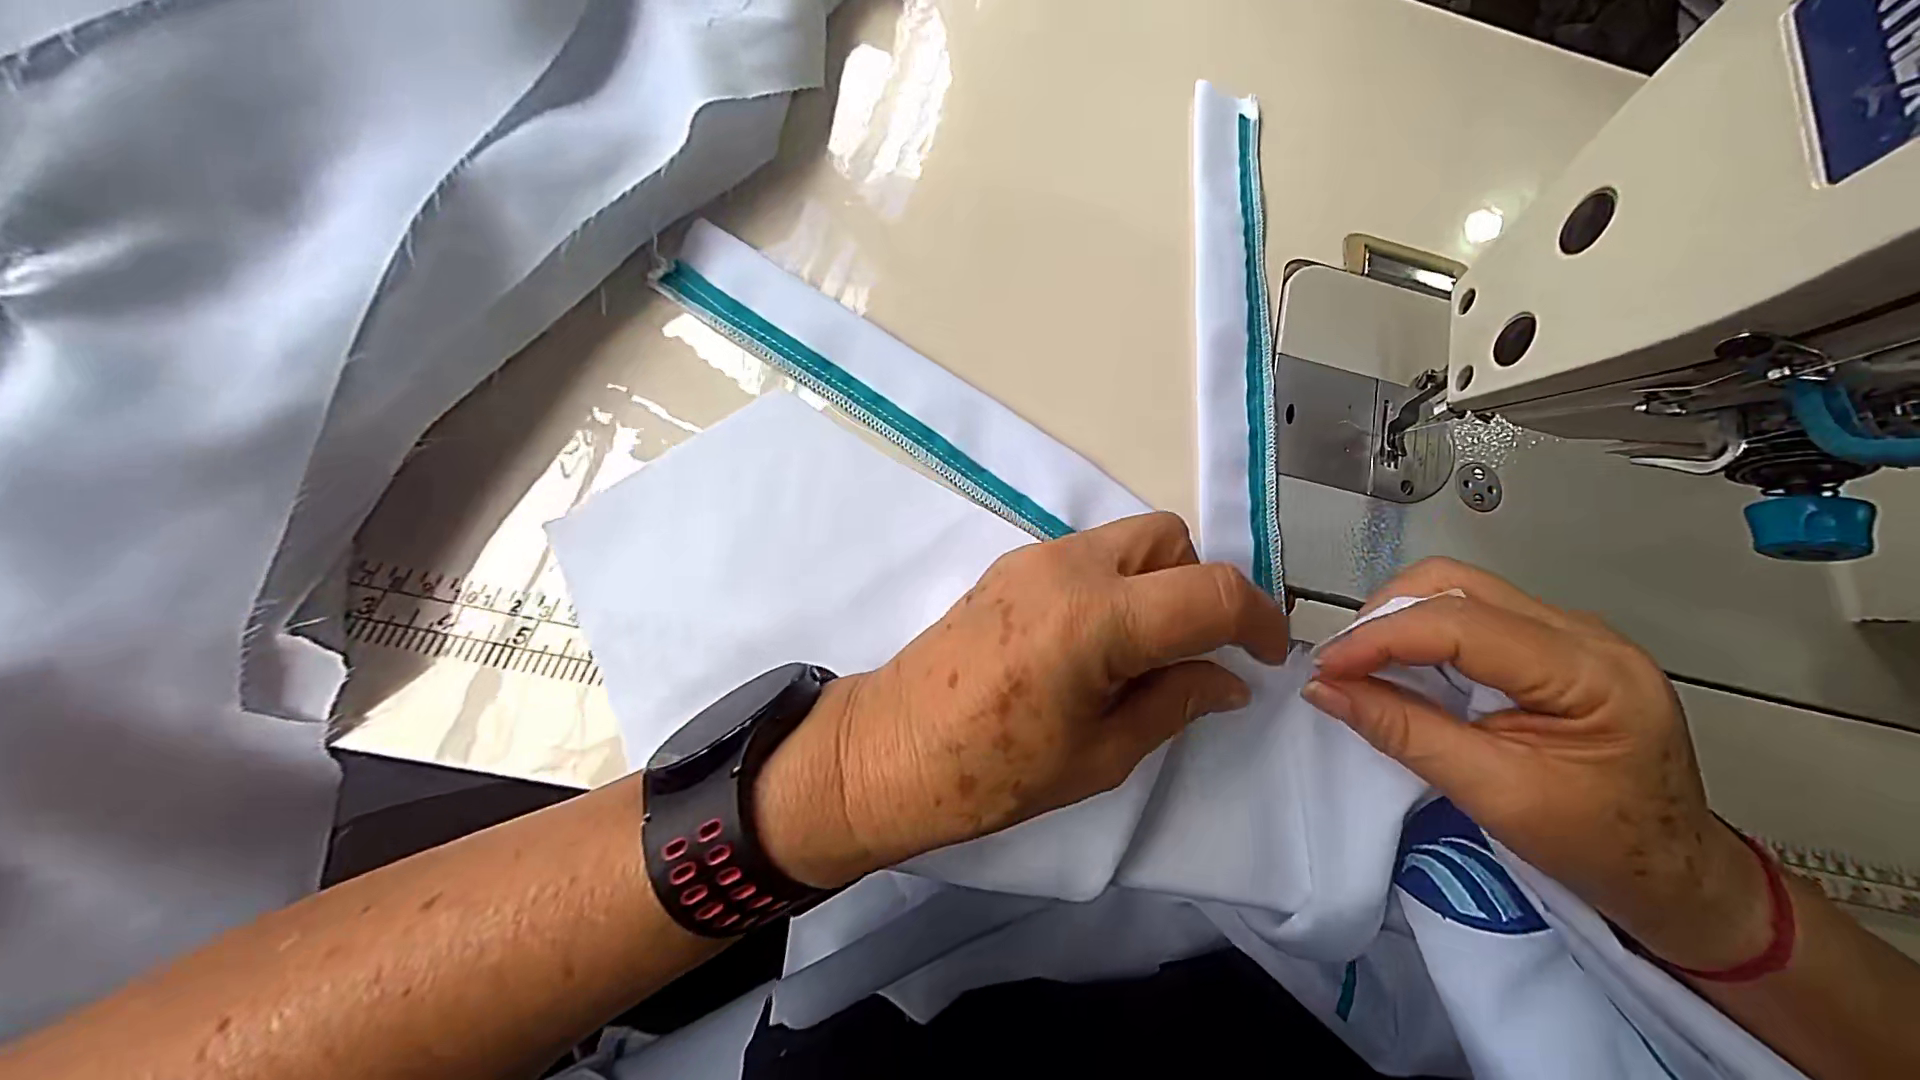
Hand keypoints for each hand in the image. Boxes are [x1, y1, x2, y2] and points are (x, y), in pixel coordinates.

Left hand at [755, 511, 1292, 888]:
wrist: (888, 750)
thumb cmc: (991, 773)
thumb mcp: (1101, 755)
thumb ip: (1173, 703)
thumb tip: (1227, 679)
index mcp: (1096, 620)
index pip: (1211, 590)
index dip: (1257, 619)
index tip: (1266, 655)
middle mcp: (1067, 568)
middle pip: (1169, 539)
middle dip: (1197, 588)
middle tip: (1192, 652)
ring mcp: (1032, 559)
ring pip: (1126, 539)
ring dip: (1154, 582)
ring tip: (1138, 651)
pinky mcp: (1008, 566)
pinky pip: (1086, 554)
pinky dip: (1113, 583)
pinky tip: (1091, 642)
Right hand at [1301, 558, 1772, 972]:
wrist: (1675, 874)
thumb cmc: (1598, 845)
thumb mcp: (1491, 793)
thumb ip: (1403, 731)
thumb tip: (1324, 689)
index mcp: (1588, 673)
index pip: (1459, 624)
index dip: (1379, 638)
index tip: (1326, 668)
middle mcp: (1582, 633)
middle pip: (1454, 584)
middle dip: (1383, 617)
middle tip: (1343, 664)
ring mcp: (1568, 632)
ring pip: (1455, 588)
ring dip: (1396, 619)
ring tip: (1364, 664)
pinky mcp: (1548, 642)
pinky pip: (1467, 611)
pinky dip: (1418, 631)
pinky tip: (1400, 665)